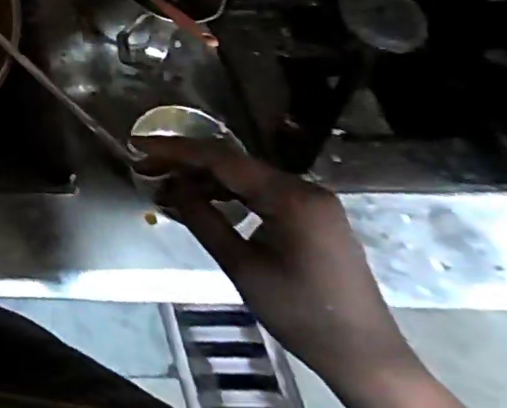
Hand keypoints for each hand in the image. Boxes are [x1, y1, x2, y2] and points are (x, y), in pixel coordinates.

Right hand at [137, 138, 460, 407]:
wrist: (368, 361)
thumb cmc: (302, 314)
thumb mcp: (242, 267)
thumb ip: (202, 219)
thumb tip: (170, 188)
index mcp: (292, 196)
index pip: (221, 159)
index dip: (175, 149)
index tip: (138, 144)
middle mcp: (304, 189)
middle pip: (232, 165)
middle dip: (185, 165)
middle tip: (144, 169)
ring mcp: (311, 203)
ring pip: (244, 179)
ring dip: (204, 181)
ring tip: (165, 189)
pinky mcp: (312, 218)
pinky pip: (260, 195)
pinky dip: (227, 196)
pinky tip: (200, 203)